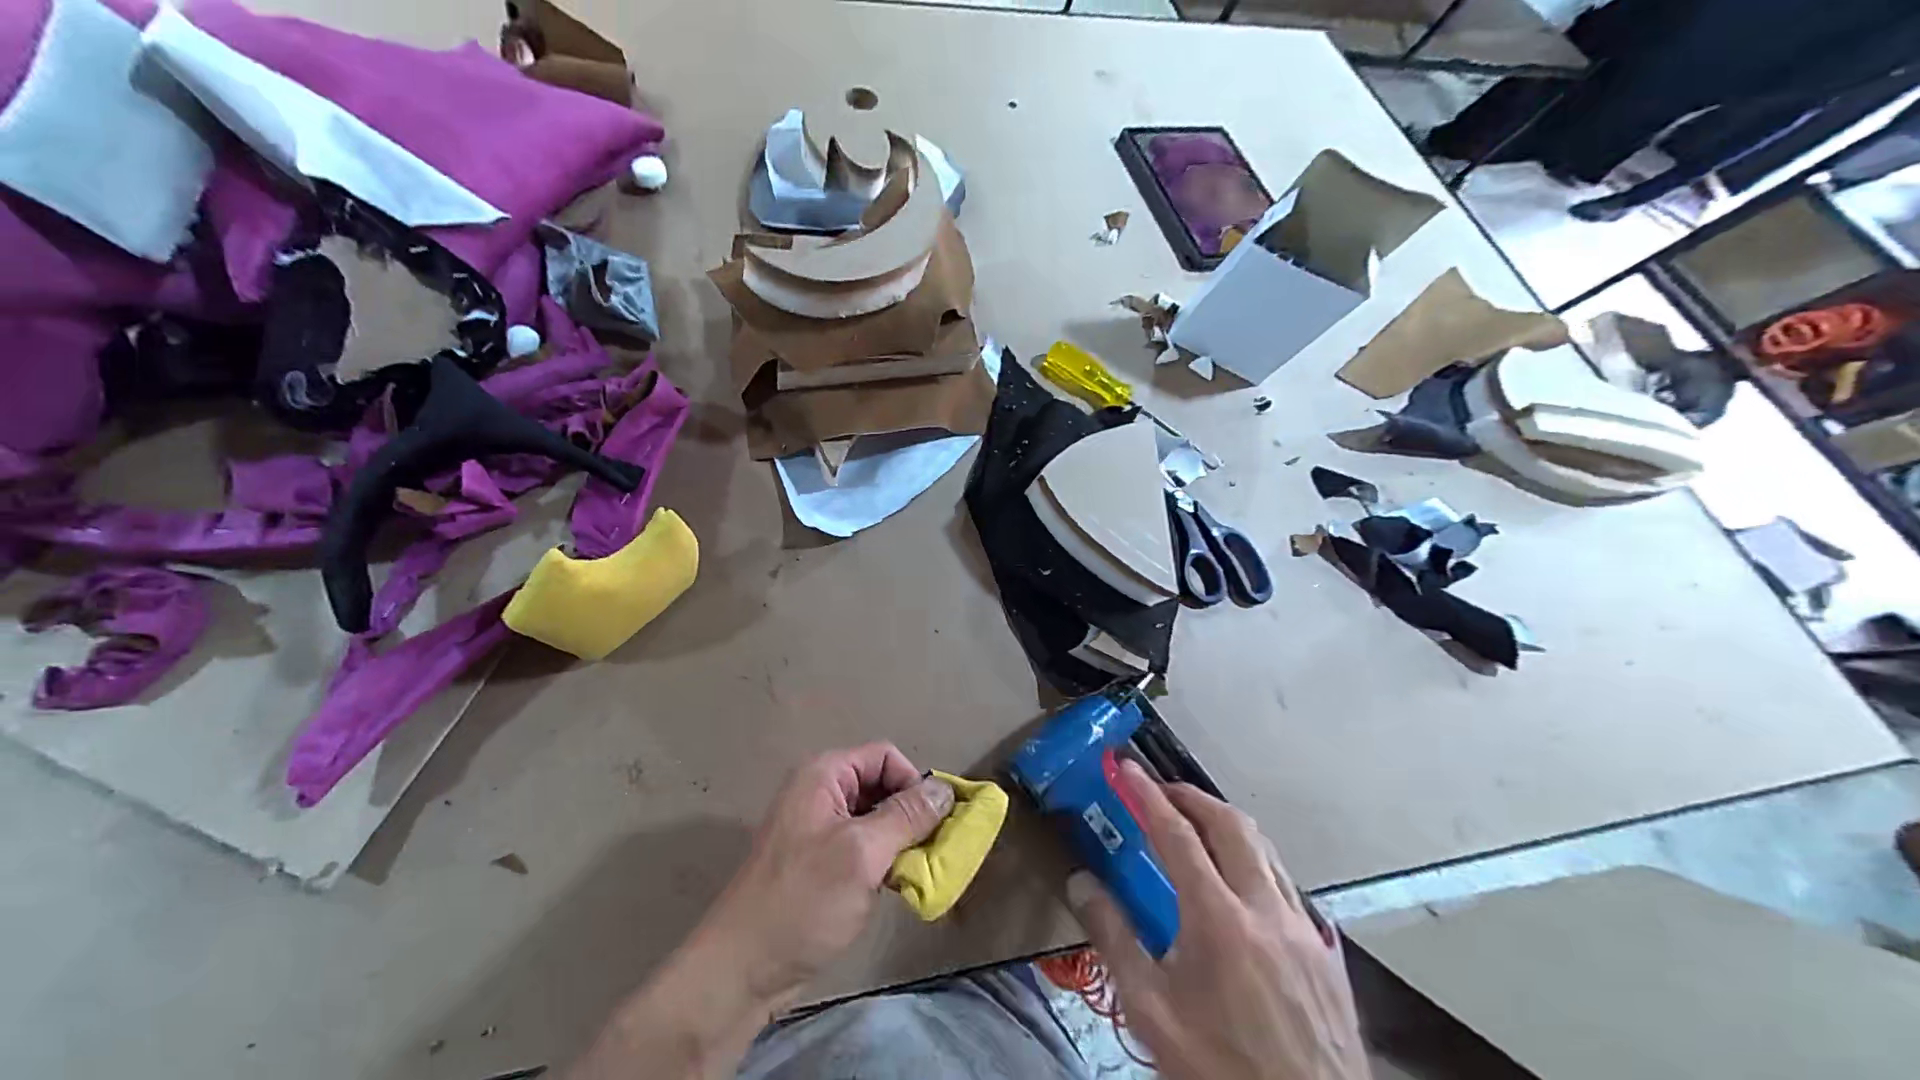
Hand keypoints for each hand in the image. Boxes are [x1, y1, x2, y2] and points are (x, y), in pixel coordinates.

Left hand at [693, 742, 955, 1006]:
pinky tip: (894, 887)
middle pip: (881, 785)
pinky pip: (863, 845)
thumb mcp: (862, 854)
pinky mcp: (819, 862)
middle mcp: (819, 792)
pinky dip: (884, 860)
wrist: (741, 969)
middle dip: (910, 814)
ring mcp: (817, 828)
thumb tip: (945, 788)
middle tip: (932, 850)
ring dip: (900, 841)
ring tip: (916, 872)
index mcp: (824, 775)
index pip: (885, 757)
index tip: (934, 823)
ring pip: (875, 818)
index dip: (913, 783)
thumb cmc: (802, 901)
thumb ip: (907, 816)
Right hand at [1067, 759, 1368, 1079]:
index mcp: (1218, 916)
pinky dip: (1257, 862)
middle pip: (1231, 825)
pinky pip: (1288, 884)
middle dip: (1192, 797)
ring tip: (1198, 826)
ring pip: (1266, 849)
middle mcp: (1266, 907)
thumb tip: (1082, 883)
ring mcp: (1303, 927)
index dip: (1147, 795)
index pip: (1176, 834)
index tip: (1127, 768)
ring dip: (1227, 824)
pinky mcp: (1326, 951)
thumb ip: (1114, 939)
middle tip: (1161, 791)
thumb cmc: (1220, 1064)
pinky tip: (1244, 885)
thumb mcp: (1151, 1010)